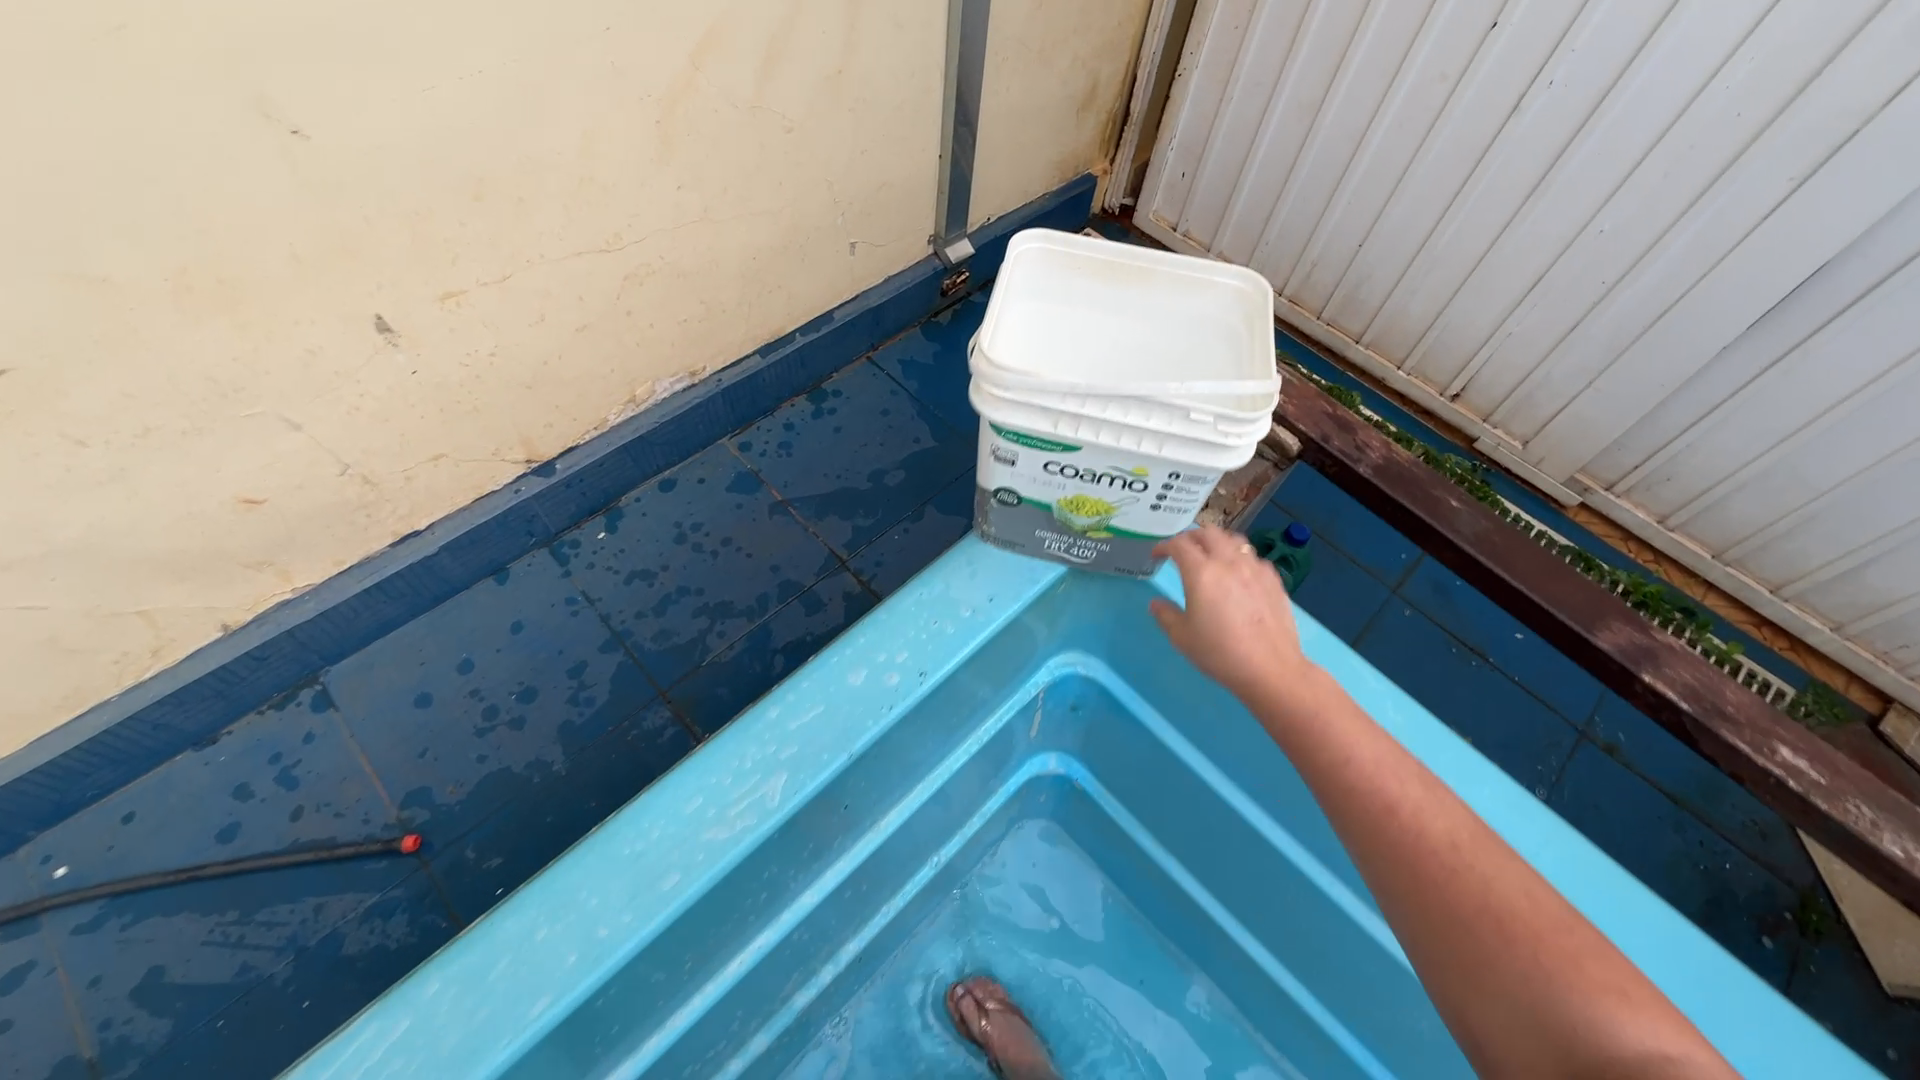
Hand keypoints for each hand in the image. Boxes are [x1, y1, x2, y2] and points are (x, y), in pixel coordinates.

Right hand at [1150, 526, 1311, 703]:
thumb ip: (1165, 615)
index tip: (1157, 554)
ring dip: (1218, 542)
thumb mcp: (1182, 637)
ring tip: (1212, 556)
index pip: (1179, 544)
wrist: (1270, 668)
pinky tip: (1239, 575)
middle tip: (1183, 551)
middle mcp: (1229, 562)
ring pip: (1235, 540)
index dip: (1164, 545)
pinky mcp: (1274, 580)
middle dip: (1191, 537)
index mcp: (1201, 573)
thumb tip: (1156, 603)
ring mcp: (1255, 569)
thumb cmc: (1220, 653)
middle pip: (1209, 533)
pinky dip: (1240, 557)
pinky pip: (1254, 557)